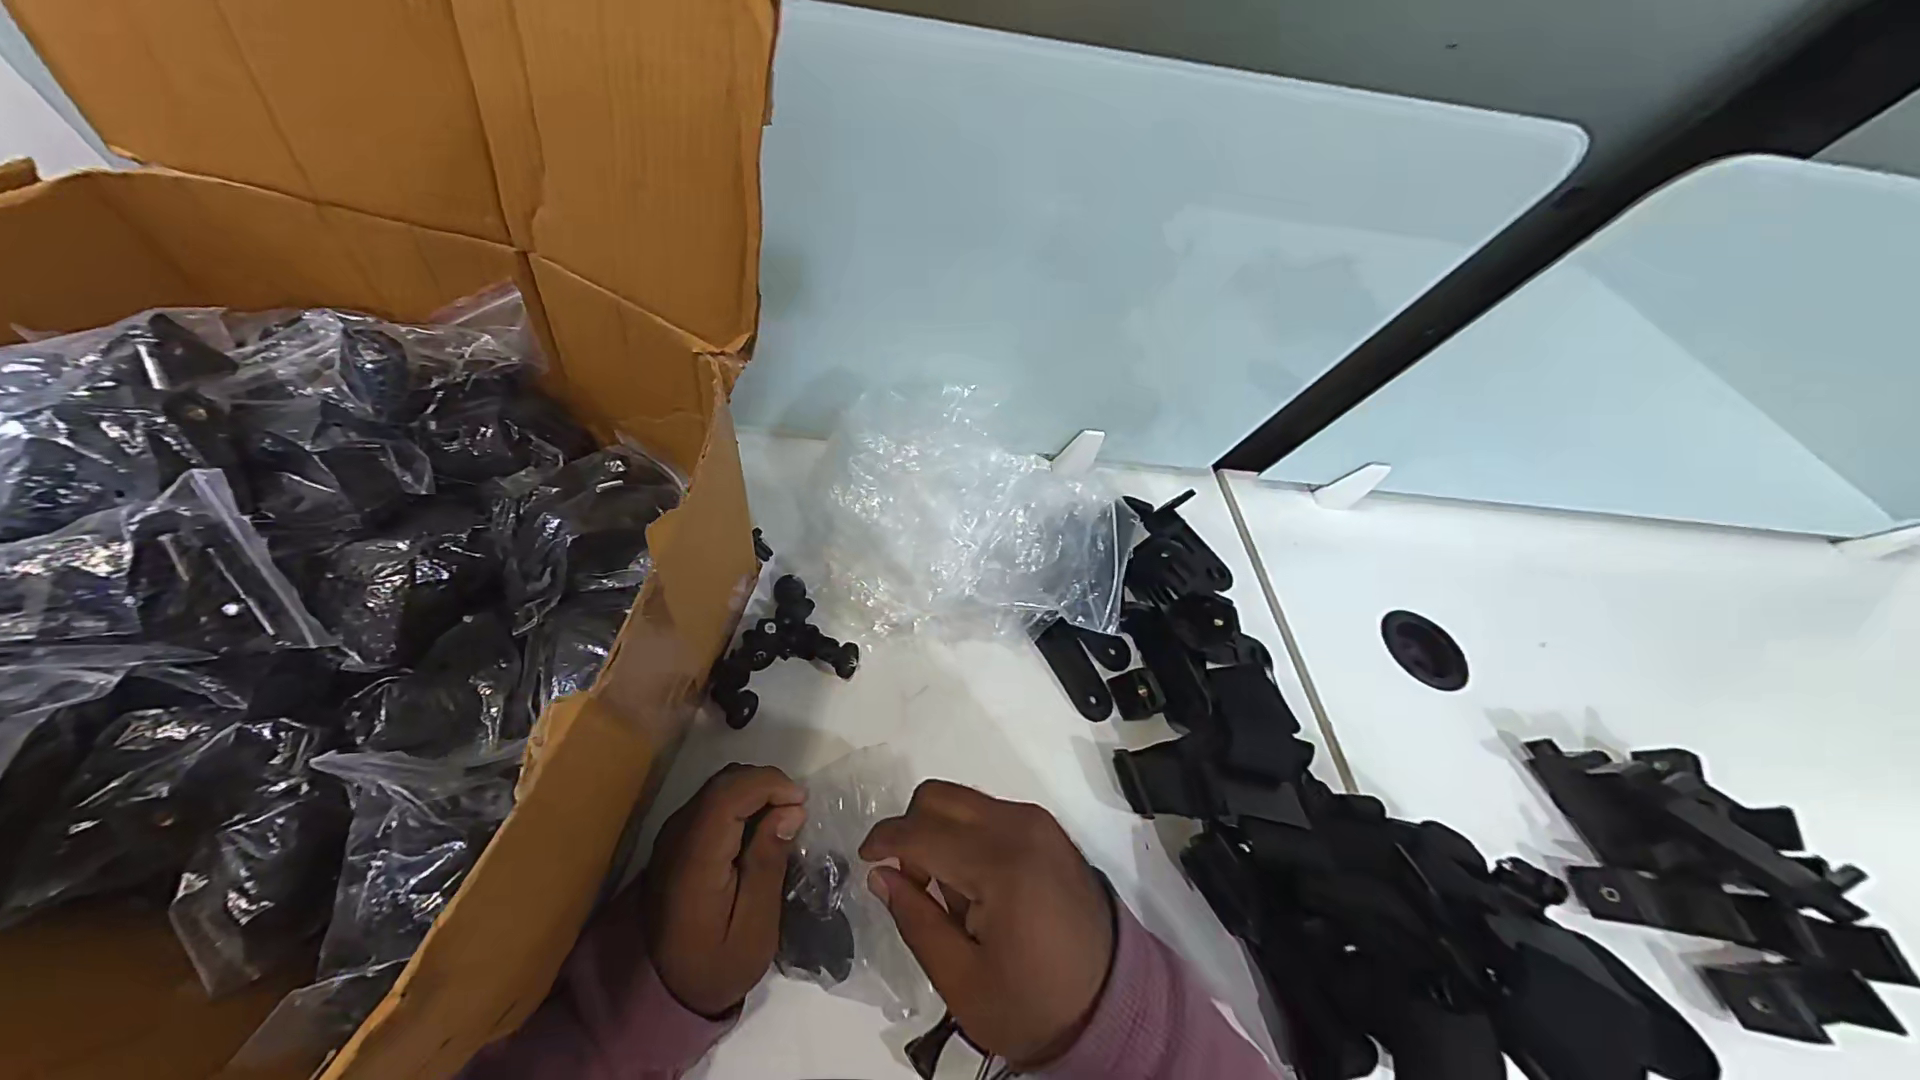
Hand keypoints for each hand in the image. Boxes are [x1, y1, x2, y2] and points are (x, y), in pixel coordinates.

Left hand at [643, 764, 806, 1017]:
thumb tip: (790, 811)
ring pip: (719, 786)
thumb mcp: (754, 929)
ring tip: (784, 816)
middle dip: (767, 783)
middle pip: (723, 782)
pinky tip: (761, 825)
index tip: (801, 802)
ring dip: (756, 790)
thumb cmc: (714, 964)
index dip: (768, 784)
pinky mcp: (676, 838)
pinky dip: (743, 800)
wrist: (658, 992)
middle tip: (797, 809)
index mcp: (694, 860)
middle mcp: (676, 837)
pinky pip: (713, 800)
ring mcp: (672, 835)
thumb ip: (769, 865)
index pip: (727, 795)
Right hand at [860, 781, 1114, 1068]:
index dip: (883, 840)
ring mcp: (1037, 821)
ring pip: (962, 799)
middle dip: (911, 830)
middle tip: (914, 884)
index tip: (864, 860)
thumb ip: (915, 919)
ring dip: (940, 833)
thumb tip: (882, 873)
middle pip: (939, 796)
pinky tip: (978, 884)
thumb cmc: (1034, 1002)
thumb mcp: (962, 981)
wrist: (1112, 1002)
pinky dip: (966, 834)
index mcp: (1001, 862)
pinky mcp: (1046, 827)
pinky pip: (988, 811)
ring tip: (952, 894)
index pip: (922, 831)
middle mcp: (1020, 825)